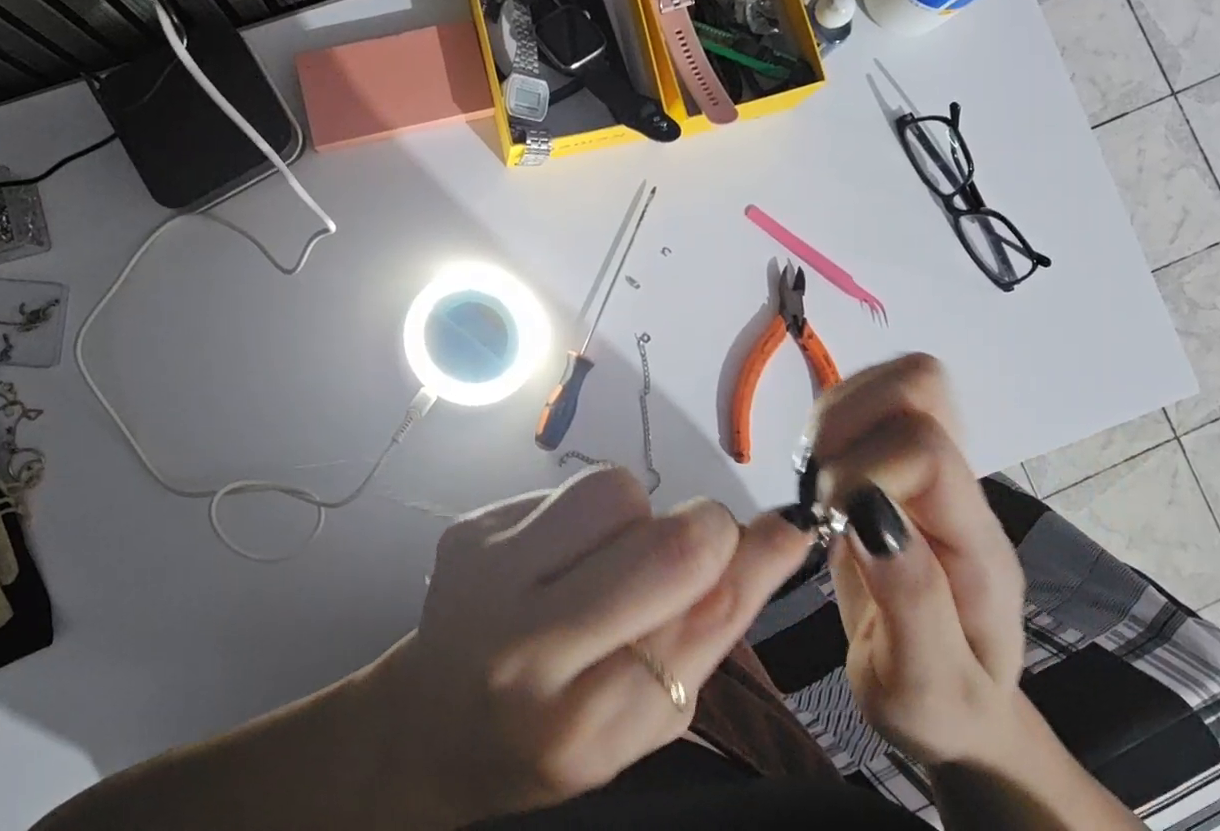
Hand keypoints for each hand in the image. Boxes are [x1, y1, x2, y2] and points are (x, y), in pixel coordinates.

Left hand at [364, 465, 812, 825]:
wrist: (434, 722)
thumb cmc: (559, 731)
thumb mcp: (648, 717)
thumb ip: (716, 624)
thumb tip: (785, 530)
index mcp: (581, 721)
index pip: (696, 613)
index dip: (740, 561)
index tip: (764, 540)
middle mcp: (522, 645)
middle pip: (659, 539)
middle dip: (699, 531)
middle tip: (686, 555)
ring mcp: (484, 574)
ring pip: (613, 490)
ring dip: (635, 518)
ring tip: (610, 563)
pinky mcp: (465, 527)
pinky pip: (567, 489)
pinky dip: (586, 517)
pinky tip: (561, 559)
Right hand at [808, 354, 1028, 768]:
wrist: (955, 711)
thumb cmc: (942, 710)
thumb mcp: (927, 687)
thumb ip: (910, 600)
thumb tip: (866, 506)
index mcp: (976, 543)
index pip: (926, 448)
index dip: (861, 470)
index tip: (830, 526)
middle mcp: (959, 493)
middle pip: (920, 383)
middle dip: (847, 420)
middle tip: (818, 488)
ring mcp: (930, 477)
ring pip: (890, 382)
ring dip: (833, 420)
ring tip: (814, 487)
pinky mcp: (896, 473)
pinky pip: (864, 408)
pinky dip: (828, 426)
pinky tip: (816, 483)